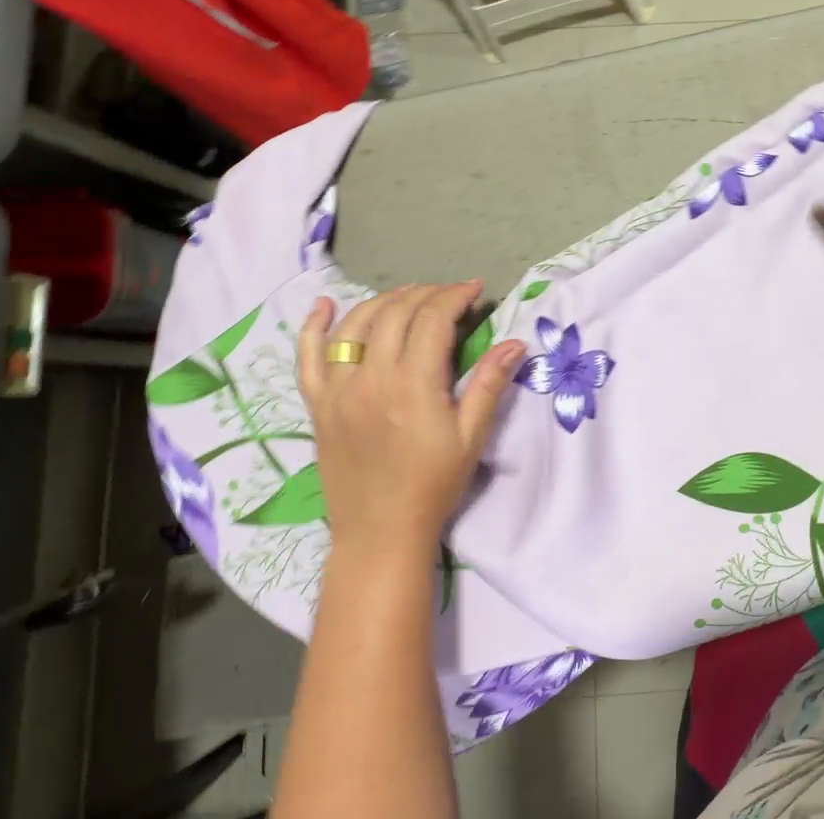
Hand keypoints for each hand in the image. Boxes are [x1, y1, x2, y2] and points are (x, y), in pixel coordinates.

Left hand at [297, 282, 525, 565]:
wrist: (381, 531)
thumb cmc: (433, 484)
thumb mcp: (471, 437)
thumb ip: (489, 384)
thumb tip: (516, 343)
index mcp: (412, 384)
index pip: (431, 319)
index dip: (454, 297)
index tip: (474, 291)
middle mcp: (370, 377)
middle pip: (395, 314)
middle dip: (426, 294)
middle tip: (450, 295)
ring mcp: (337, 389)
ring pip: (355, 325)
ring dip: (384, 301)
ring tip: (409, 297)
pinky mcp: (317, 404)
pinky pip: (307, 356)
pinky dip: (314, 325)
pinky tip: (325, 304)